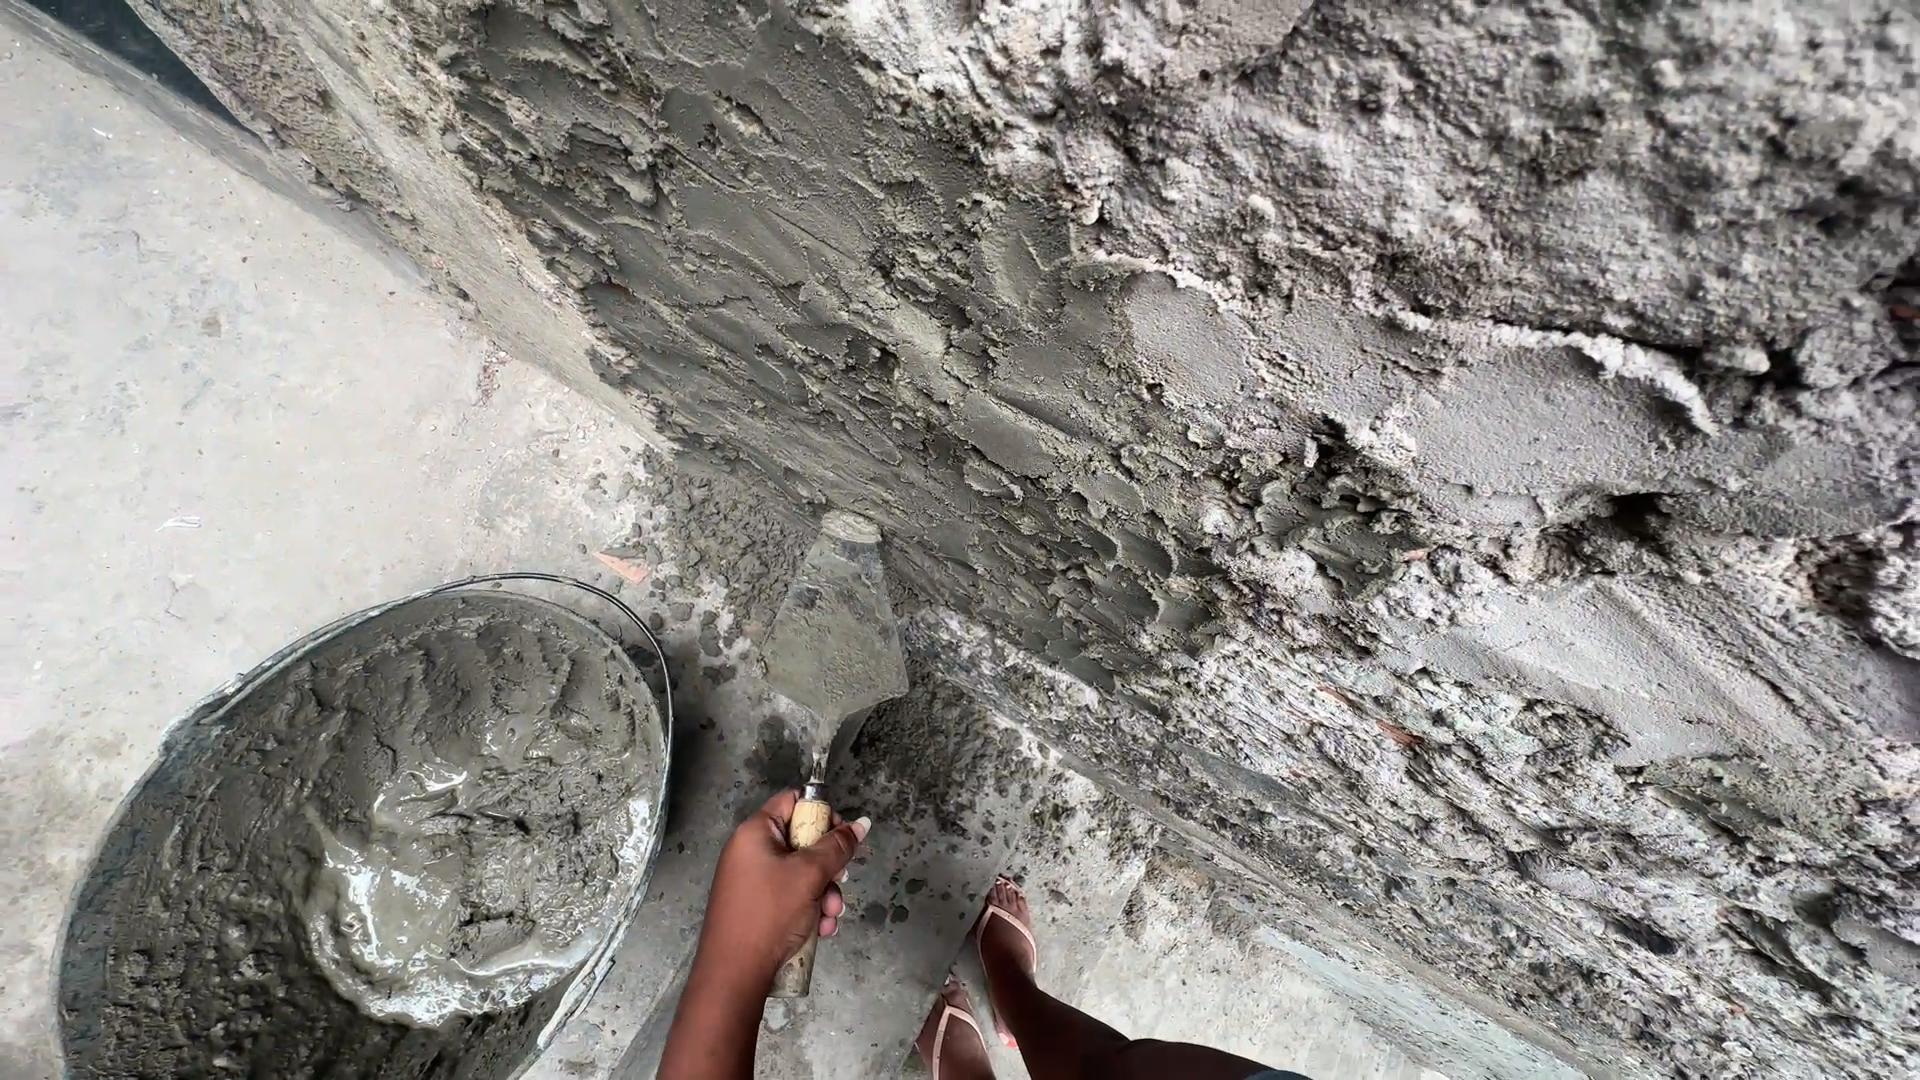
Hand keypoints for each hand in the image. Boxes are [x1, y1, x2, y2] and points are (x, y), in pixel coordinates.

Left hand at [695, 789, 870, 986]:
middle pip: (802, 840)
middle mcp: (751, 852)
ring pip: (801, 872)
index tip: (841, 834)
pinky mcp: (757, 908)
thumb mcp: (809, 875)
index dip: (821, 812)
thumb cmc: (769, 914)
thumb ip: (838, 846)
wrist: (734, 978)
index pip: (792, 801)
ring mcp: (753, 882)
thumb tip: (862, 824)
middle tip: (840, 879)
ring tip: (831, 915)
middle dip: (828, 864)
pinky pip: (791, 896)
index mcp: (755, 833)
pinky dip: (809, 909)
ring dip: (824, 892)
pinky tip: (822, 930)